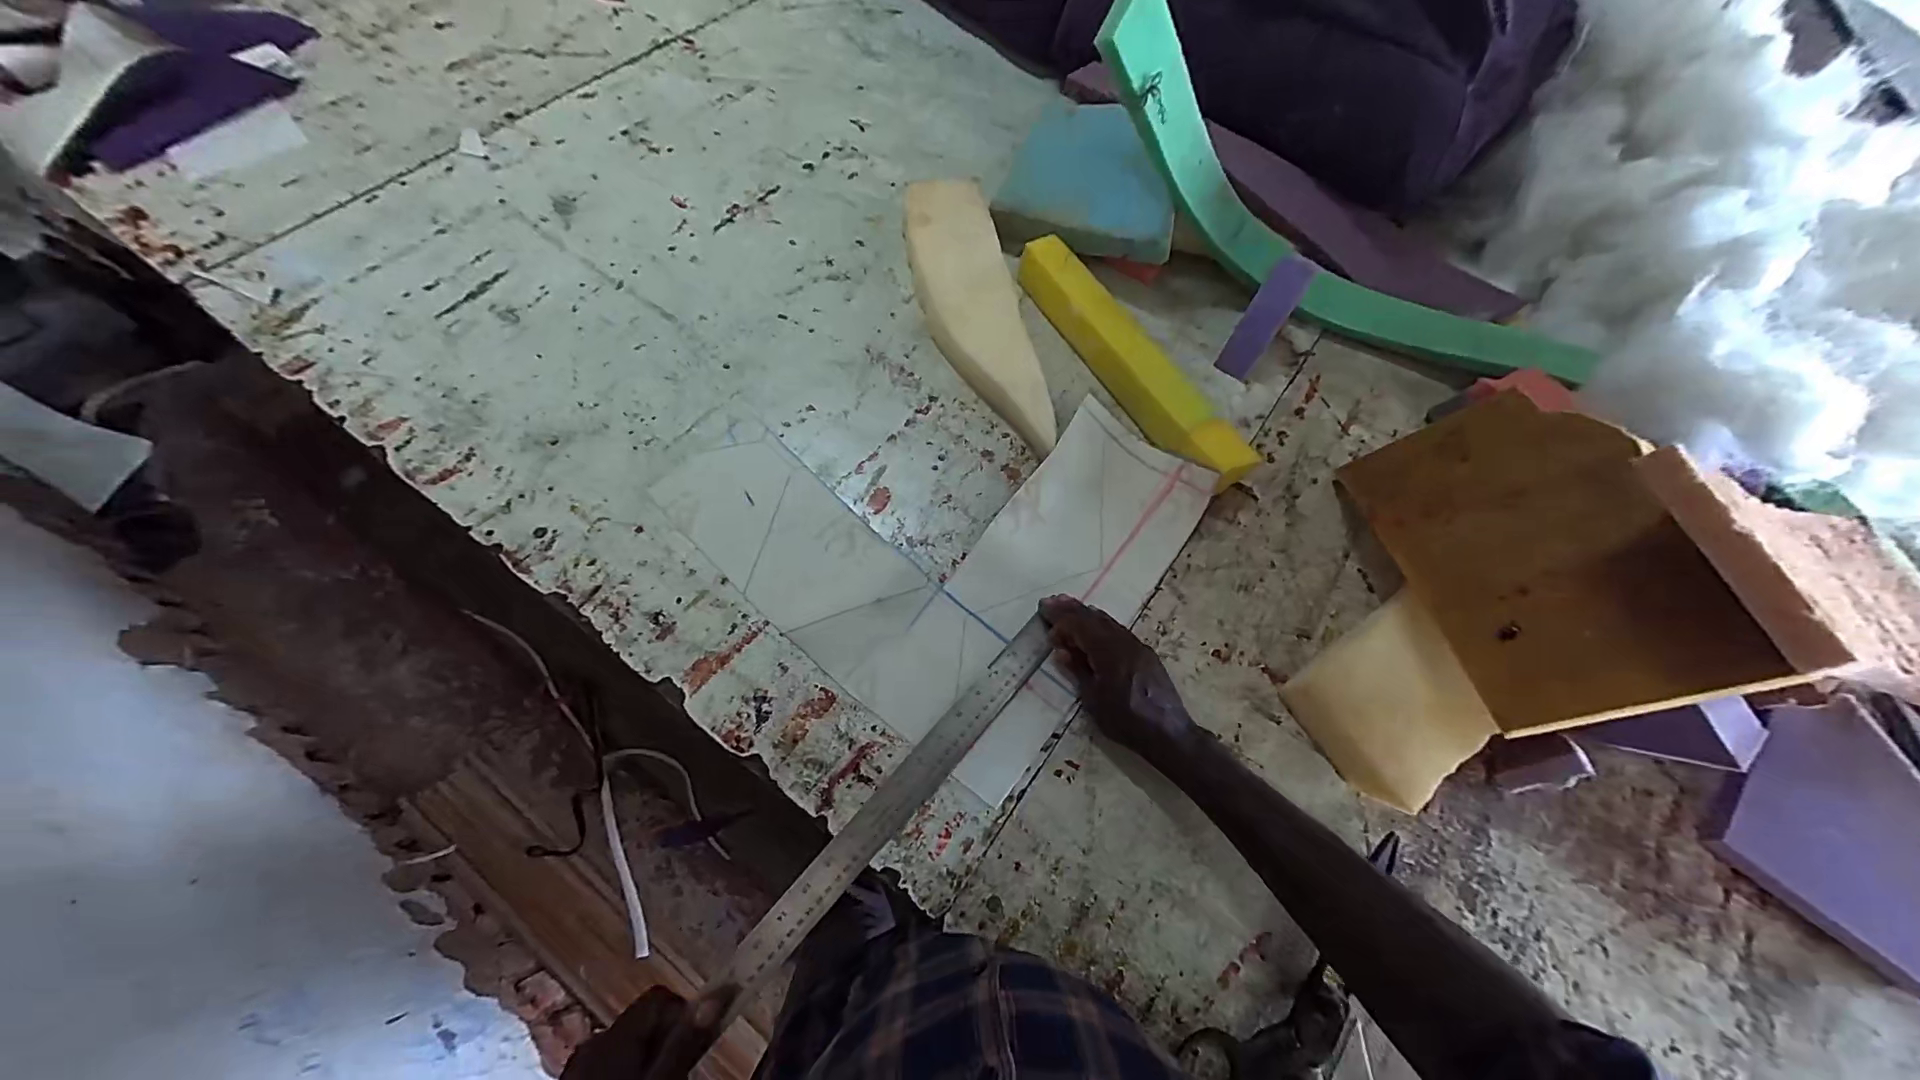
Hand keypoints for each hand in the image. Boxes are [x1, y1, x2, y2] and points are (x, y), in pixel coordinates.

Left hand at [561, 985, 735, 1079]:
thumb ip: (687, 1041)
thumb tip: (716, 996)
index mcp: (614, 1037)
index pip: (659, 998)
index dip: (684, 1013)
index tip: (697, 1043)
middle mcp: (593, 1046)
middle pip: (643, 1023)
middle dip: (668, 1041)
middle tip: (683, 1072)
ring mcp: (578, 1071)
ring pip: (628, 1048)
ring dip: (651, 1061)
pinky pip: (610, 1069)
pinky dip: (630, 1076)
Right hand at [1040, 595, 1197, 757]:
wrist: (1169, 734)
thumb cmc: (1125, 720)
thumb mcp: (1093, 699)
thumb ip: (1078, 671)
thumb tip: (1062, 650)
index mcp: (1108, 651)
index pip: (1080, 626)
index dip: (1061, 621)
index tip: (1044, 618)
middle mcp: (1124, 642)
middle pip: (1094, 618)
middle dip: (1071, 609)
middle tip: (1051, 601)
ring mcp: (1137, 646)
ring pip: (1108, 622)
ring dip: (1087, 614)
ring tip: (1069, 606)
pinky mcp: (1145, 655)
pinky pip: (1118, 631)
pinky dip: (1101, 625)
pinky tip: (1096, 626)